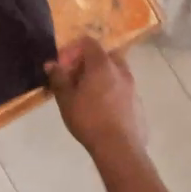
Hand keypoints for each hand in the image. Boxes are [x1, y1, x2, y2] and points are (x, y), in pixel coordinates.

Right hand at [46, 37, 147, 159]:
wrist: (120, 149)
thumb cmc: (88, 119)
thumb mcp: (65, 98)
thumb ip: (58, 78)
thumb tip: (52, 64)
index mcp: (102, 64)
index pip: (88, 42)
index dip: (72, 50)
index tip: (62, 66)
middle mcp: (121, 71)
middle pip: (104, 55)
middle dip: (88, 62)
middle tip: (75, 78)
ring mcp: (133, 87)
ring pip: (115, 73)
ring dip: (100, 77)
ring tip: (87, 96)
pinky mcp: (138, 104)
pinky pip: (122, 89)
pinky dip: (111, 92)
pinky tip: (101, 111)